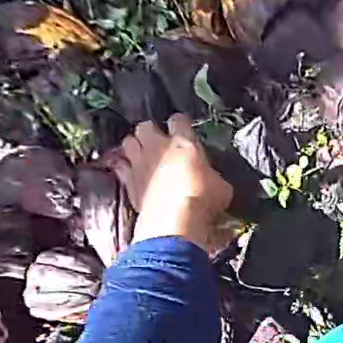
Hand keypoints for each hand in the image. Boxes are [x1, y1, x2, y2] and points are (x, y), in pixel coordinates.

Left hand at [108, 116, 233, 250]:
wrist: (175, 222)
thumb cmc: (203, 199)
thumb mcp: (221, 186)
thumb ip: (212, 175)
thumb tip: (212, 179)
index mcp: (184, 142)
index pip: (178, 120)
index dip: (181, 124)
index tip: (185, 130)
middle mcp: (157, 146)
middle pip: (145, 126)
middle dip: (151, 132)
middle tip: (159, 142)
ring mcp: (139, 163)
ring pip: (128, 142)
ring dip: (135, 146)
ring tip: (143, 154)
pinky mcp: (128, 181)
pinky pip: (120, 166)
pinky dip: (122, 166)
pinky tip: (128, 171)